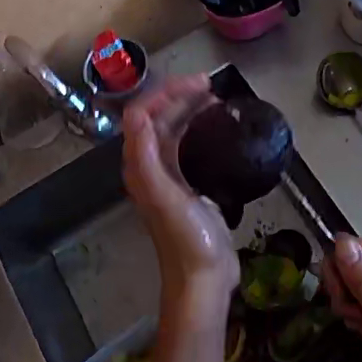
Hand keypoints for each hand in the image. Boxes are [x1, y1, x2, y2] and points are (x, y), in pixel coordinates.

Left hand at [123, 75, 238, 317]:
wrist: (203, 278)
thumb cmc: (187, 240)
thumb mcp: (166, 199)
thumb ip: (148, 159)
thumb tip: (139, 117)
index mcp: (141, 167)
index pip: (144, 115)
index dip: (167, 93)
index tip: (200, 83)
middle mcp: (151, 167)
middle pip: (159, 119)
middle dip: (180, 96)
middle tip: (212, 85)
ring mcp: (171, 177)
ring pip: (176, 130)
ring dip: (190, 110)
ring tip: (217, 100)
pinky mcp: (191, 186)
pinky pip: (191, 146)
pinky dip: (203, 130)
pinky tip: (221, 129)